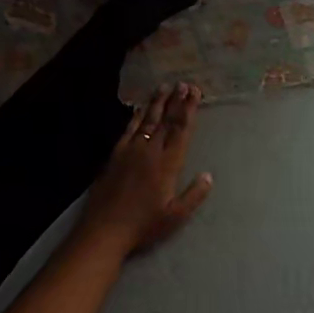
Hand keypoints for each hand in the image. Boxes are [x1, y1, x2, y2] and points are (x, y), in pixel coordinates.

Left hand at [76, 83, 213, 254]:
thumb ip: (194, 195)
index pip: (180, 131)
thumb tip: (208, 175)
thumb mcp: (175, 216)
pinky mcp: (114, 157)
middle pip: (164, 121)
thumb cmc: (143, 226)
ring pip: (145, 121)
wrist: (105, 229)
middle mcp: (149, 152)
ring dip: (156, 103)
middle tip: (183, 83)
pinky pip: (127, 131)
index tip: (194, 93)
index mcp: (167, 165)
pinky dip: (134, 118)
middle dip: (175, 101)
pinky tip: (138, 110)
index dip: (188, 110)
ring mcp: (129, 152)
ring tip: (164, 87)